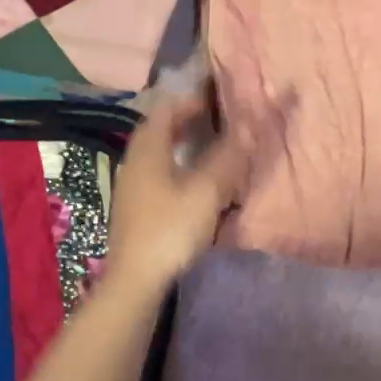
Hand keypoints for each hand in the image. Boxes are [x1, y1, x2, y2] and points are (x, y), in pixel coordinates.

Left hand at [105, 89, 249, 286]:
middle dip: (185, 121)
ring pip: (158, 154)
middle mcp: (135, 162)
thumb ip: (228, 158)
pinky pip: (157, 174)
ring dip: (181, 145)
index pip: (166, 110)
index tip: (217, 100)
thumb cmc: (171, 229)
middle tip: (216, 121)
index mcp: (149, 151)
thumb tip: (248, 126)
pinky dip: (177, 167)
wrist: (136, 280)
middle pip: (158, 131)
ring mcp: (131, 187)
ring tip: (210, 148)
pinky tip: (195, 182)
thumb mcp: (207, 192)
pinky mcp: (135, 208)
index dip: (190, 101)